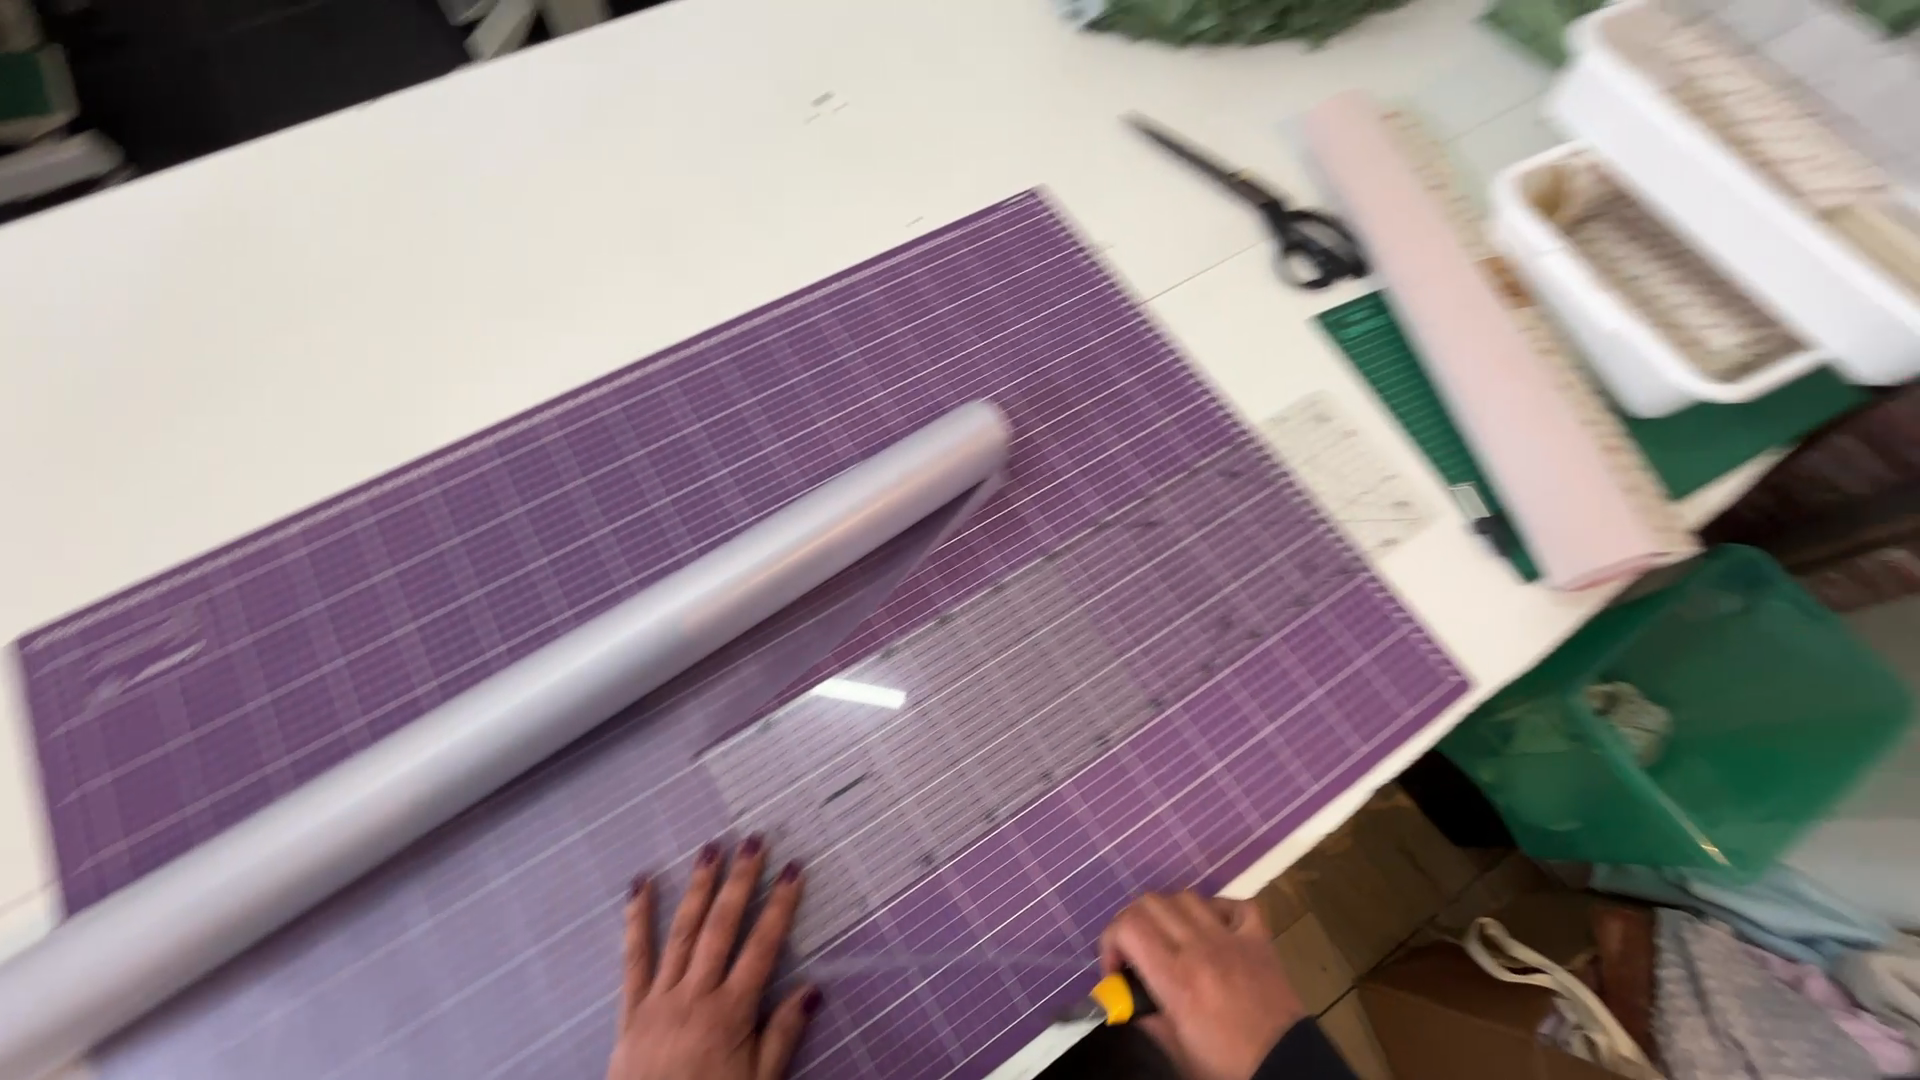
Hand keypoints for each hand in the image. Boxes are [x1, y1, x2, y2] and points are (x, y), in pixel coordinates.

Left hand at [607, 837, 819, 1079]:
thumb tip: (811, 988)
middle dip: (740, 881)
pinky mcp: (630, 1010)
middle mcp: (695, 997)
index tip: (793, 869)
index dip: (780, 906)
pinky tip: (640, 886)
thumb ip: (782, 1037)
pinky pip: (633, 960)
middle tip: (753, 841)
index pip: (762, 947)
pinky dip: (636, 920)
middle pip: (721, 928)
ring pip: (682, 933)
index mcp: (730, 1014)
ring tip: (710, 849)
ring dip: (698, 888)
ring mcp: (659, 1000)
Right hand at [1099, 892, 1303, 1079]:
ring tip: (1170, 940)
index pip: (1128, 928)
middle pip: (1150, 903)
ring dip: (1169, 913)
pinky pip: (1235, 904)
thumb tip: (1124, 998)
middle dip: (1132, 923)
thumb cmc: (1228, 1069)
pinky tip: (1212, 928)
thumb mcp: (1176, 1052)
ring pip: (1186, 896)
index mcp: (1177, 979)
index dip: (1110, 941)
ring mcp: (1232, 938)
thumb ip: (1146, 1016)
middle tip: (1135, 952)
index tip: (1115, 970)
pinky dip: (1218, 909)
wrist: (1289, 1073)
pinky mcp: (1260, 939)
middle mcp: (1200, 948)